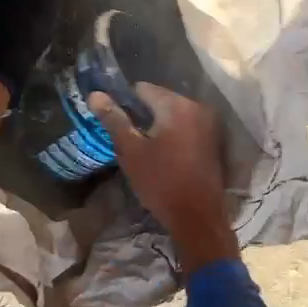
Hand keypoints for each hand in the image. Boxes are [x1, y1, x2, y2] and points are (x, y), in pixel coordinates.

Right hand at [88, 84, 238, 272]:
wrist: (198, 217)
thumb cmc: (161, 181)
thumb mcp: (131, 150)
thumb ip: (113, 119)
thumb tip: (95, 94)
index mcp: (176, 105)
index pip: (142, 89)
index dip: (125, 103)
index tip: (115, 123)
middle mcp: (196, 107)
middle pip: (160, 99)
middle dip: (142, 114)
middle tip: (128, 139)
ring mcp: (208, 124)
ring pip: (173, 114)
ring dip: (157, 125)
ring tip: (143, 149)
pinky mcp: (212, 140)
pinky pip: (186, 127)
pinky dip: (172, 134)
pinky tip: (163, 155)